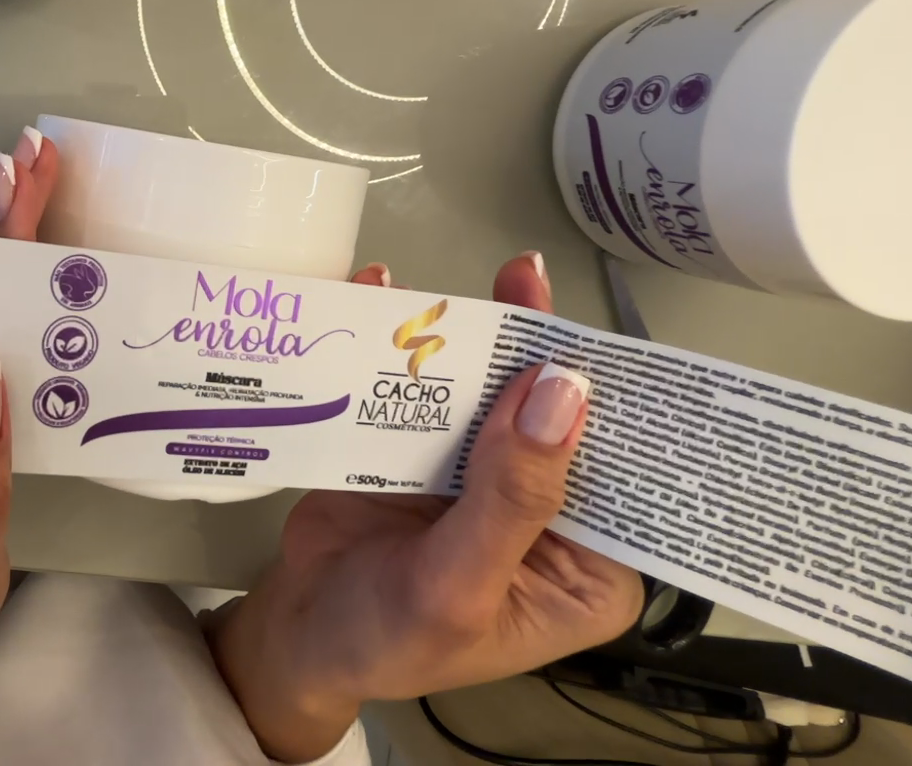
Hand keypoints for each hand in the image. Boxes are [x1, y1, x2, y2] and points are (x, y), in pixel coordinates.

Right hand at [209, 253, 642, 760]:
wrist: (297, 631)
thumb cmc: (388, 638)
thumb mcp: (458, 584)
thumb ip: (511, 494)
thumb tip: (562, 388)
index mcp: (580, 562)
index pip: (615, 474)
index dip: (606, 401)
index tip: (587, 330)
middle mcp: (535, 509)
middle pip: (543, 419)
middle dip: (531, 350)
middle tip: (521, 273)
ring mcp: (471, 475)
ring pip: (481, 396)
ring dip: (467, 340)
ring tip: (456, 280)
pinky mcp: (416, 454)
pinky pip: (420, 396)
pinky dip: (404, 351)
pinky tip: (384, 301)